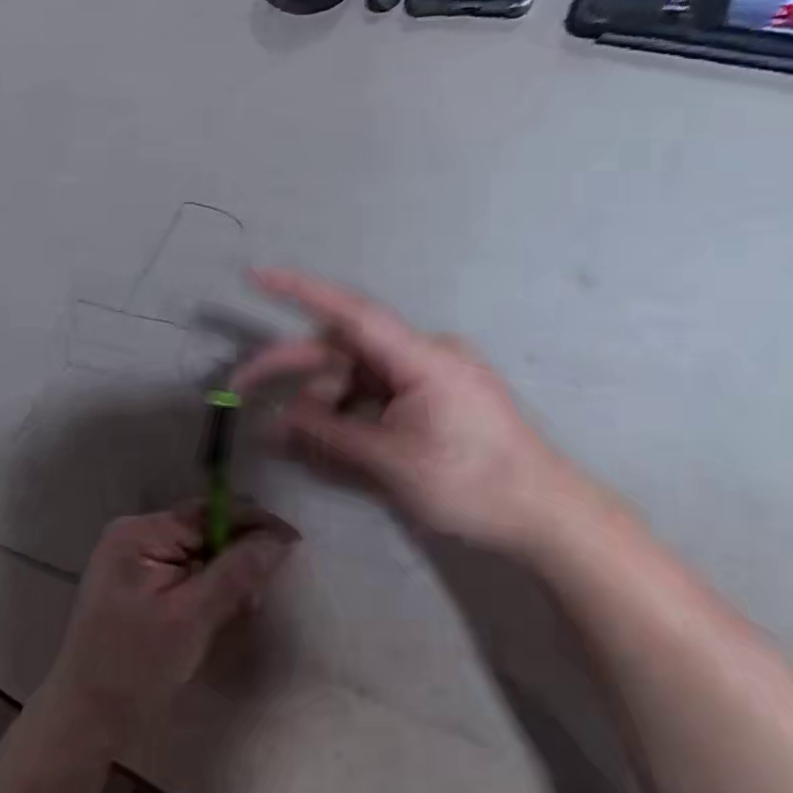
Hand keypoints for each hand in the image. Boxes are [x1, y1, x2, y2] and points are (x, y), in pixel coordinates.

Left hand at [36, 505, 298, 744]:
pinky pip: (183, 573)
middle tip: (270, 587)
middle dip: (238, 555)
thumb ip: (234, 574)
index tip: (294, 540)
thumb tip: (277, 541)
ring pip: (195, 554)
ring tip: (245, 607)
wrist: (86, 718)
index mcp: (138, 532)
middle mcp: (133, 535)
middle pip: (201, 531)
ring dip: (225, 576)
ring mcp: (132, 560)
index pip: (205, 513)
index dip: (251, 523)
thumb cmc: (135, 665)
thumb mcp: (191, 618)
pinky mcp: (137, 585)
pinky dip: (207, 590)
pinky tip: (221, 613)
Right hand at [234, 267, 584, 553]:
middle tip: (241, 388)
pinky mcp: (432, 395)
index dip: (300, 290)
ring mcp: (429, 374)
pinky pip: (375, 393)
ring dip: (321, 403)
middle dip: (292, 371)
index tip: (257, 275)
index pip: (351, 313)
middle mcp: (423, 354)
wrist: (551, 517)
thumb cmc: (475, 486)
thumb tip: (275, 421)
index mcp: (421, 358)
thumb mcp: (392, 463)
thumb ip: (329, 435)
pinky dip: (347, 412)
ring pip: (355, 376)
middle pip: (342, 351)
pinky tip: (329, 440)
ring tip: (295, 440)